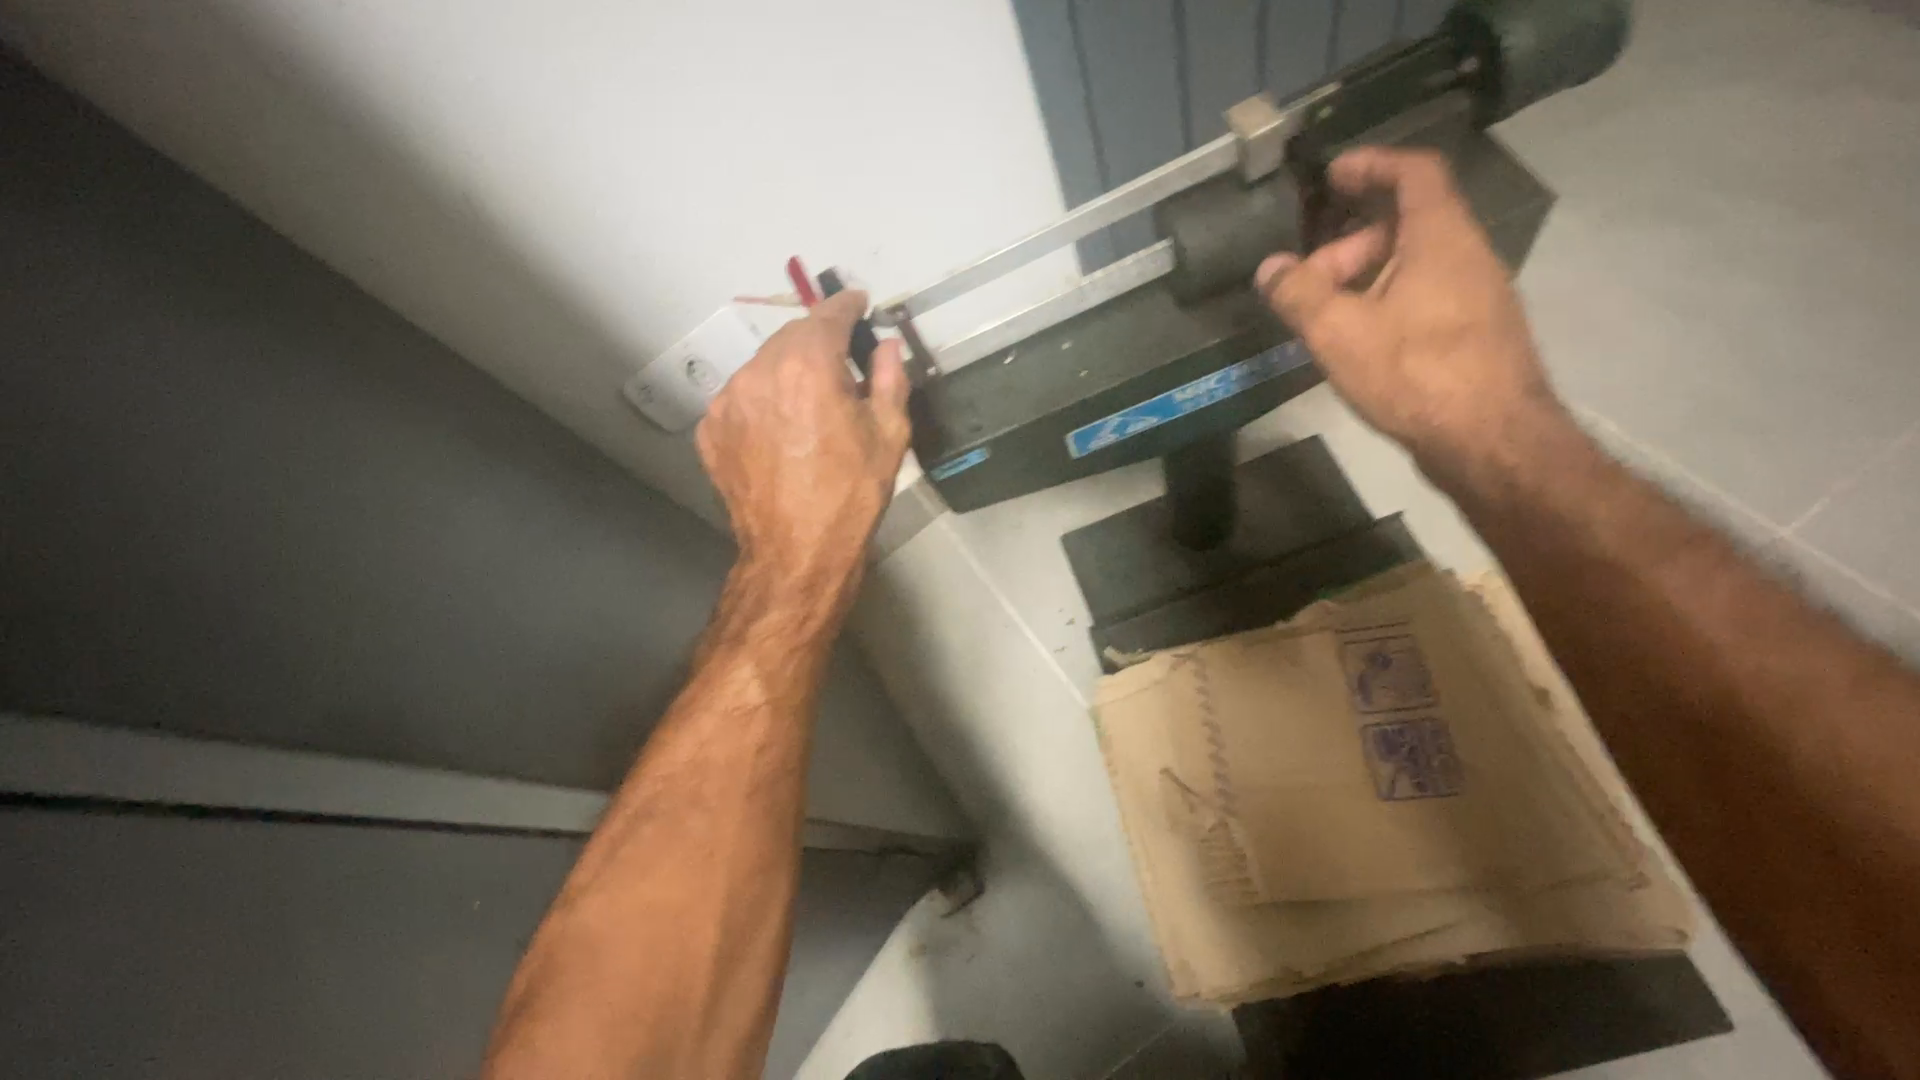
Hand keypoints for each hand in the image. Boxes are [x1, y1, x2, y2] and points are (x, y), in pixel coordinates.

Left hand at [696, 289, 910, 587]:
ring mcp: (727, 401)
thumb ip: (890, 378)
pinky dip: (763, 403)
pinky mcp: (710, 430)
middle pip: (791, 339)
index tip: (858, 301)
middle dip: (817, 343)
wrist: (797, 551)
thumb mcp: (889, 435)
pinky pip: (742, 400)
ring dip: (787, 373)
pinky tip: (782, 433)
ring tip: (809, 408)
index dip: (846, 305)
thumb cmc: (852, 494)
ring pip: (763, 368)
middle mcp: (759, 372)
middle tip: (840, 366)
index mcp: (807, 366)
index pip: (827, 316)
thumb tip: (886, 345)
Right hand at [1255, 147, 1563, 460]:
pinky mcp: (1476, 336)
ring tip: (1323, 318)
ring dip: (1364, 279)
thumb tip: (1270, 268)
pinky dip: (1386, 304)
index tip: (1331, 176)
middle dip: (1349, 243)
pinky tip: (1358, 345)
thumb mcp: (1339, 332)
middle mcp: (1468, 256)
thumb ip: (1299, 294)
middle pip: (1405, 224)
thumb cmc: (1415, 374)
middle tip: (1307, 278)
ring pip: (1415, 266)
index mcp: (1440, 237)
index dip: (1371, 165)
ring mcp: (1477, 297)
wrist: (1492, 441)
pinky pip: (1425, 298)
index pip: (1414, 172)